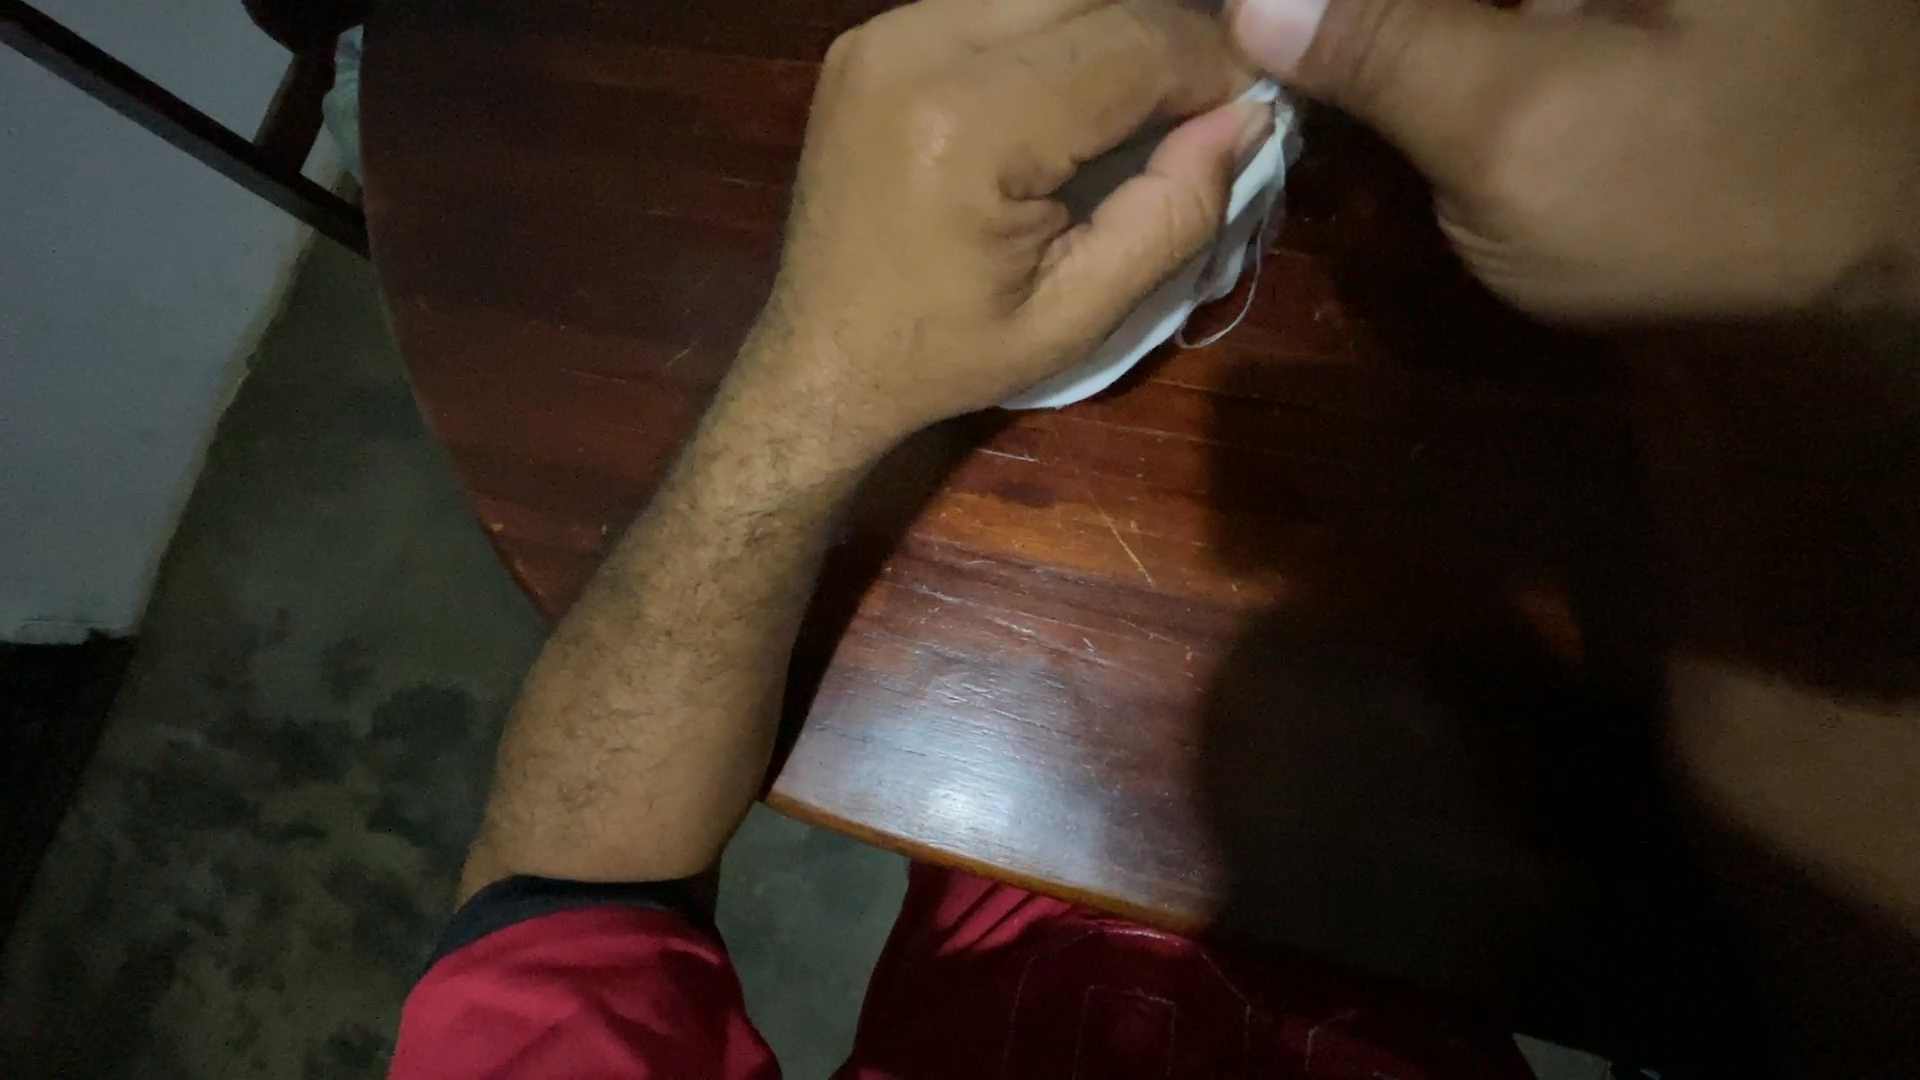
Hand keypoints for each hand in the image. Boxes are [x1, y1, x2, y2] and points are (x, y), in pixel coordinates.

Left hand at [742, 0, 1266, 452]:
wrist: (822, 360)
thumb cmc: (944, 359)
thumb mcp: (1071, 319)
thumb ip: (1170, 218)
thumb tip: (1246, 120)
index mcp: (972, 127)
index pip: (1134, 42)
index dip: (1211, 66)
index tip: (1244, 110)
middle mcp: (919, 47)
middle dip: (1163, 37)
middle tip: (1194, 105)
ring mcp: (883, 34)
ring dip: (1107, 33)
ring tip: (1135, 106)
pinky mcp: (868, 40)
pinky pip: (989, 8)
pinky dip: (1046, 39)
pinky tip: (1061, 101)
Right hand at [1226, 0, 1919, 317]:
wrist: (1847, 249)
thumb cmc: (1690, 197)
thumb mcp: (1512, 128)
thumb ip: (1387, 53)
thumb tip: (1257, 4)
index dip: (1311, 2)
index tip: (1243, 36)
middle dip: (1326, 17)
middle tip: (1260, 58)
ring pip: (1429, 7)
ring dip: (1361, 35)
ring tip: (1290, 70)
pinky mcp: (1577, 15)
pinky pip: (1462, 25)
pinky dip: (1400, 48)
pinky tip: (1353, 80)